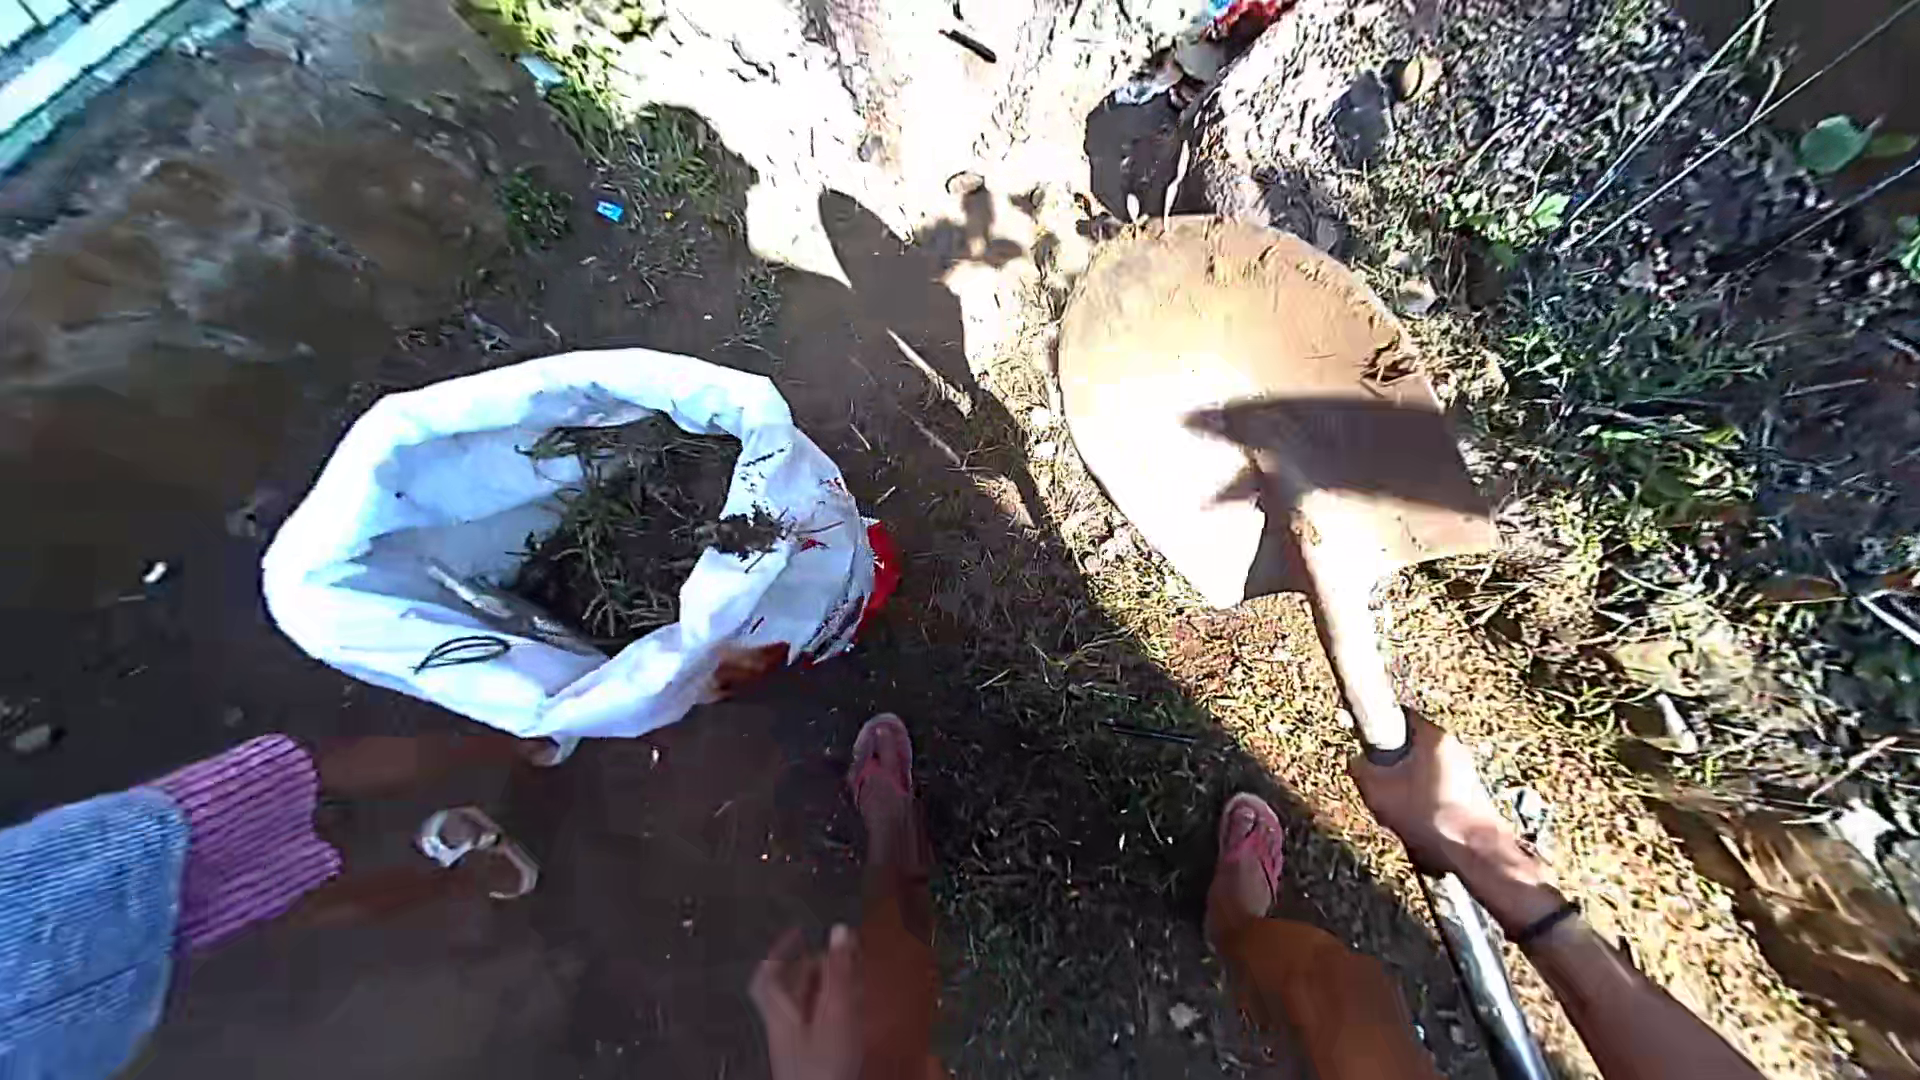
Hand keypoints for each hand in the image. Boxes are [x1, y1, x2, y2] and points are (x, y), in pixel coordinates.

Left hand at [749, 925, 863, 1079]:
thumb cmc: (824, 1068)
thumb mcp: (836, 1012)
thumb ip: (839, 970)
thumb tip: (839, 930)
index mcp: (781, 1011)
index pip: (767, 976)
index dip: (780, 950)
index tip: (798, 931)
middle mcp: (784, 1025)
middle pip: (793, 985)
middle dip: (819, 963)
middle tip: (844, 951)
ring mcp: (796, 1045)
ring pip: (809, 1002)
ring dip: (831, 982)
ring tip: (854, 973)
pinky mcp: (811, 1059)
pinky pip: (820, 1020)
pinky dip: (836, 1005)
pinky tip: (854, 1005)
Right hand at [1348, 713, 1504, 871]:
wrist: (1477, 856)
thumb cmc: (1424, 812)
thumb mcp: (1374, 785)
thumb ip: (1358, 764)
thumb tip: (1356, 759)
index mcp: (1434, 736)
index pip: (1398, 715)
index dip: (1376, 725)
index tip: (1362, 739)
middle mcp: (1456, 748)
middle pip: (1411, 745)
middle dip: (1392, 761)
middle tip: (1376, 779)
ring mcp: (1470, 773)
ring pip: (1424, 770)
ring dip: (1408, 783)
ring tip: (1395, 806)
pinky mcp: (1476, 797)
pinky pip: (1439, 789)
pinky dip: (1424, 799)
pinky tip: (1416, 820)